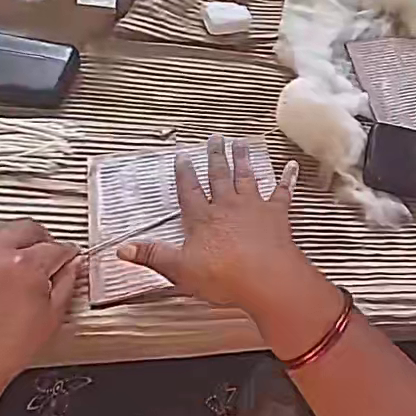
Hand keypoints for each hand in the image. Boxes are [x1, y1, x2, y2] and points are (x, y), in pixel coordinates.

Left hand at [0, 219, 80, 406]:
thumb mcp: (51, 317)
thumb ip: (67, 282)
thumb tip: (71, 265)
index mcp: (24, 264)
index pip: (57, 247)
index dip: (68, 257)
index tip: (68, 262)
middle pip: (28, 228)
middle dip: (42, 242)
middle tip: (46, 259)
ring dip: (12, 241)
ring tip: (17, 263)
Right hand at [117, 136, 342, 356]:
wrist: (265, 277)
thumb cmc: (224, 275)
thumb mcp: (180, 269)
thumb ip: (153, 256)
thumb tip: (124, 249)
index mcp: (203, 218)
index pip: (190, 190)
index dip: (184, 173)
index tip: (183, 156)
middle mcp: (228, 206)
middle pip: (219, 176)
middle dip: (216, 156)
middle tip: (215, 138)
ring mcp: (254, 207)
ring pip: (247, 177)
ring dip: (244, 159)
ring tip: (241, 143)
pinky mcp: (276, 214)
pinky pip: (282, 191)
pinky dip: (287, 178)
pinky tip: (291, 165)